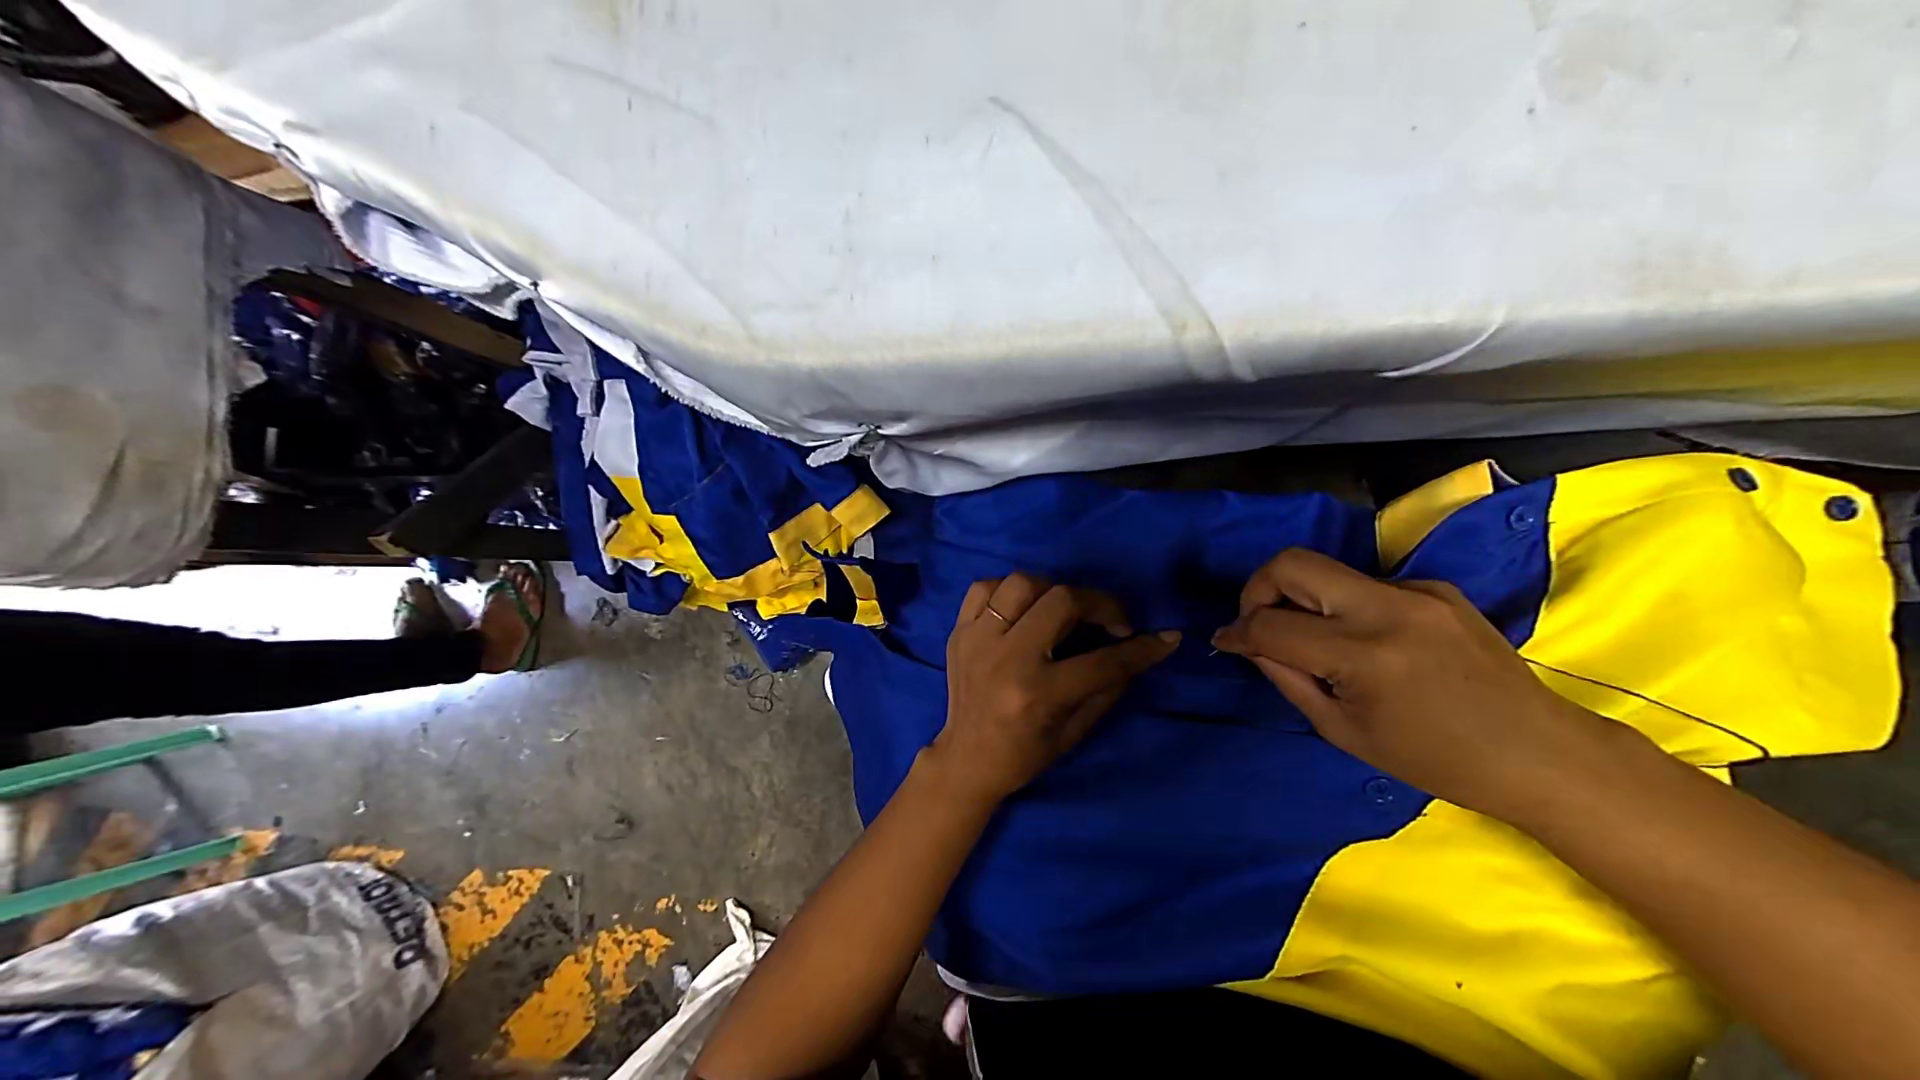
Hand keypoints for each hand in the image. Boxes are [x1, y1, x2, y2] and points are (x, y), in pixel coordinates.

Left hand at [930, 573, 1180, 804]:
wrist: (965, 760)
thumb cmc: (1024, 754)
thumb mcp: (1074, 732)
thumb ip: (1109, 687)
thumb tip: (1143, 648)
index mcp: (1036, 693)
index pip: (1101, 660)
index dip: (1141, 648)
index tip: (1164, 637)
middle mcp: (1005, 658)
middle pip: (1060, 600)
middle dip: (1099, 604)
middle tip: (1111, 621)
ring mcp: (976, 640)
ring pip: (1020, 583)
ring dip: (1052, 590)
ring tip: (1064, 611)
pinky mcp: (958, 632)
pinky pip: (984, 588)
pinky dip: (1009, 590)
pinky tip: (1024, 609)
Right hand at [1211, 548, 1623, 819]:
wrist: (1541, 753)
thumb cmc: (1436, 760)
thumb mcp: (1344, 732)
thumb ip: (1290, 679)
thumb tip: (1252, 645)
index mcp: (1364, 655)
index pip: (1273, 625)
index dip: (1237, 632)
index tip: (1224, 641)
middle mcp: (1388, 608)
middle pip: (1293, 564)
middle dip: (1258, 588)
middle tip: (1257, 622)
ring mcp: (1417, 591)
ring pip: (1329, 572)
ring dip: (1304, 599)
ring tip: (1316, 641)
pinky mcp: (1438, 588)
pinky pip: (1367, 586)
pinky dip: (1347, 608)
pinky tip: (1367, 643)